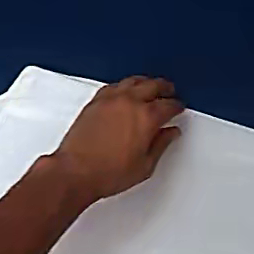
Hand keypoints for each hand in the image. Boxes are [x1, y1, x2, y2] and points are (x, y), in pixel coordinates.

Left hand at [41, 76, 184, 204]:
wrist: (75, 172)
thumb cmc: (106, 172)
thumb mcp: (145, 165)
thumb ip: (161, 144)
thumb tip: (170, 133)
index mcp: (146, 117)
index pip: (168, 105)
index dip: (176, 106)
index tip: (178, 107)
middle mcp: (130, 102)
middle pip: (154, 86)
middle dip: (165, 88)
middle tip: (170, 92)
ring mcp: (111, 99)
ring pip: (134, 80)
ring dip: (146, 82)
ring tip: (151, 85)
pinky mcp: (96, 100)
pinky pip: (115, 85)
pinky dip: (125, 84)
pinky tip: (126, 89)